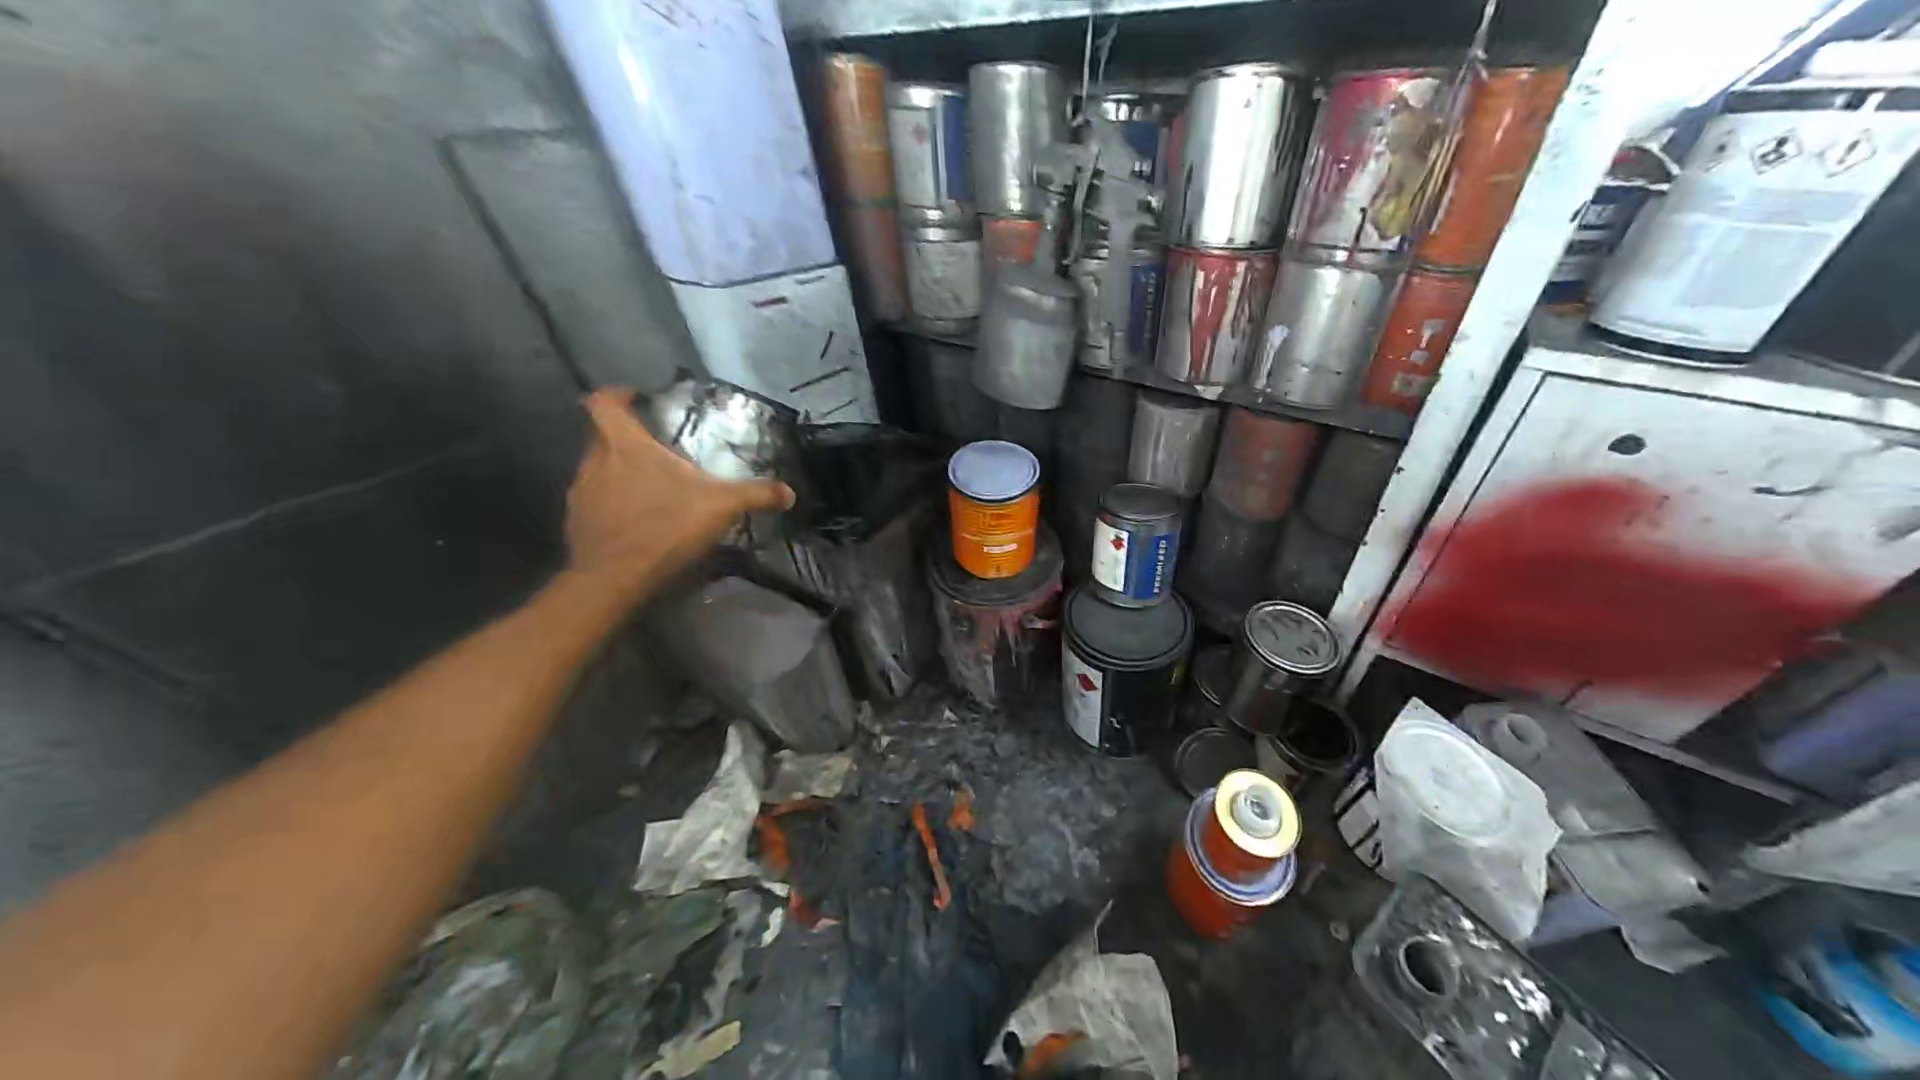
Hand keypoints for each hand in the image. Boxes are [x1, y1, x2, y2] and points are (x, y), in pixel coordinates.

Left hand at [564, 388, 793, 601]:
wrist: (613, 578)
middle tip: (659, 453)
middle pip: (604, 437)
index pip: (604, 402)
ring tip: (651, 490)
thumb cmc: (664, 527)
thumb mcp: (720, 507)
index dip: (617, 395)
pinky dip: (613, 505)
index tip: (636, 400)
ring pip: (599, 470)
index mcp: (624, 444)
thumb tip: (789, 493)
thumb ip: (755, 495)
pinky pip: (595, 502)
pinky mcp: (576, 522)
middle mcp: (594, 461)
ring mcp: (580, 493)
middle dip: (629, 441)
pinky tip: (637, 522)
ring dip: (620, 474)